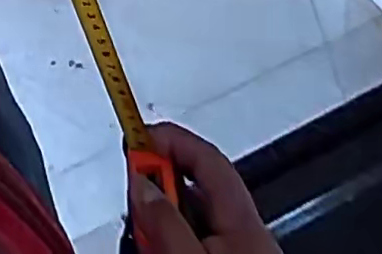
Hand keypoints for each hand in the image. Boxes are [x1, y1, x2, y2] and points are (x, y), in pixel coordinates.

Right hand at [129, 124, 278, 253]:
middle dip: (156, 180)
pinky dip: (170, 231)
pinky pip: (194, 234)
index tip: (134, 138)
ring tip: (144, 231)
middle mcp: (247, 234)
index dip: (168, 138)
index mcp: (246, 224)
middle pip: (194, 182)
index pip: (206, 157)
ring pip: (191, 210)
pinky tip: (158, 246)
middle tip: (134, 195)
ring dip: (160, 209)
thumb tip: (140, 179)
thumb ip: (164, 219)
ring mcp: (240, 250)